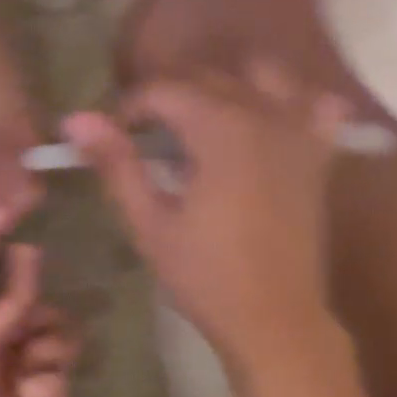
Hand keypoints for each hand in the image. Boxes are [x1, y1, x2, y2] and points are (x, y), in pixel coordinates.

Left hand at [0, 245, 76, 396]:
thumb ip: (8, 303)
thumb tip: (28, 249)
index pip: (28, 308)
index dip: (33, 293)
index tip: (37, 263)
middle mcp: (18, 360)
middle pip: (56, 325)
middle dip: (47, 323)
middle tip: (30, 334)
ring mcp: (37, 387)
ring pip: (64, 351)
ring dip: (45, 354)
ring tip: (21, 374)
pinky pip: (61, 385)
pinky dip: (42, 390)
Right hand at [62, 61, 351, 351]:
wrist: (273, 318)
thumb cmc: (206, 278)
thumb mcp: (152, 225)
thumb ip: (118, 166)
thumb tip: (76, 120)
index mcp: (220, 127)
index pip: (166, 90)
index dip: (132, 109)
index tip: (114, 139)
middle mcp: (266, 112)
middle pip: (211, 79)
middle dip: (173, 101)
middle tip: (147, 143)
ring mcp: (301, 130)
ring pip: (262, 78)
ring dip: (227, 92)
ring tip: (203, 133)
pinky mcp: (320, 156)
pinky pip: (313, 105)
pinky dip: (290, 105)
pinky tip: (267, 130)